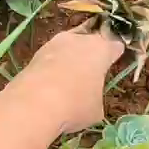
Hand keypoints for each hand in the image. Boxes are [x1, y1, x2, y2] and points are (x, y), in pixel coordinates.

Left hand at [0, 27, 123, 132]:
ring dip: (70, 57)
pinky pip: (51, 57)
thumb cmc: (75, 105)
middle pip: (90, 40)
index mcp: (101, 49)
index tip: (113, 64)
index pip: (115, 46)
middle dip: (91, 52)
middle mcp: (79, 40)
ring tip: (69, 77)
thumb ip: (96, 96)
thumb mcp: (96, 109)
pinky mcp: (36, 53)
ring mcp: (55, 43)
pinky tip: (51, 83)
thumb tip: (88, 99)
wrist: (33, 104)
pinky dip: (53, 66)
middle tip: (91, 70)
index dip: (115, 55)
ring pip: (68, 46)